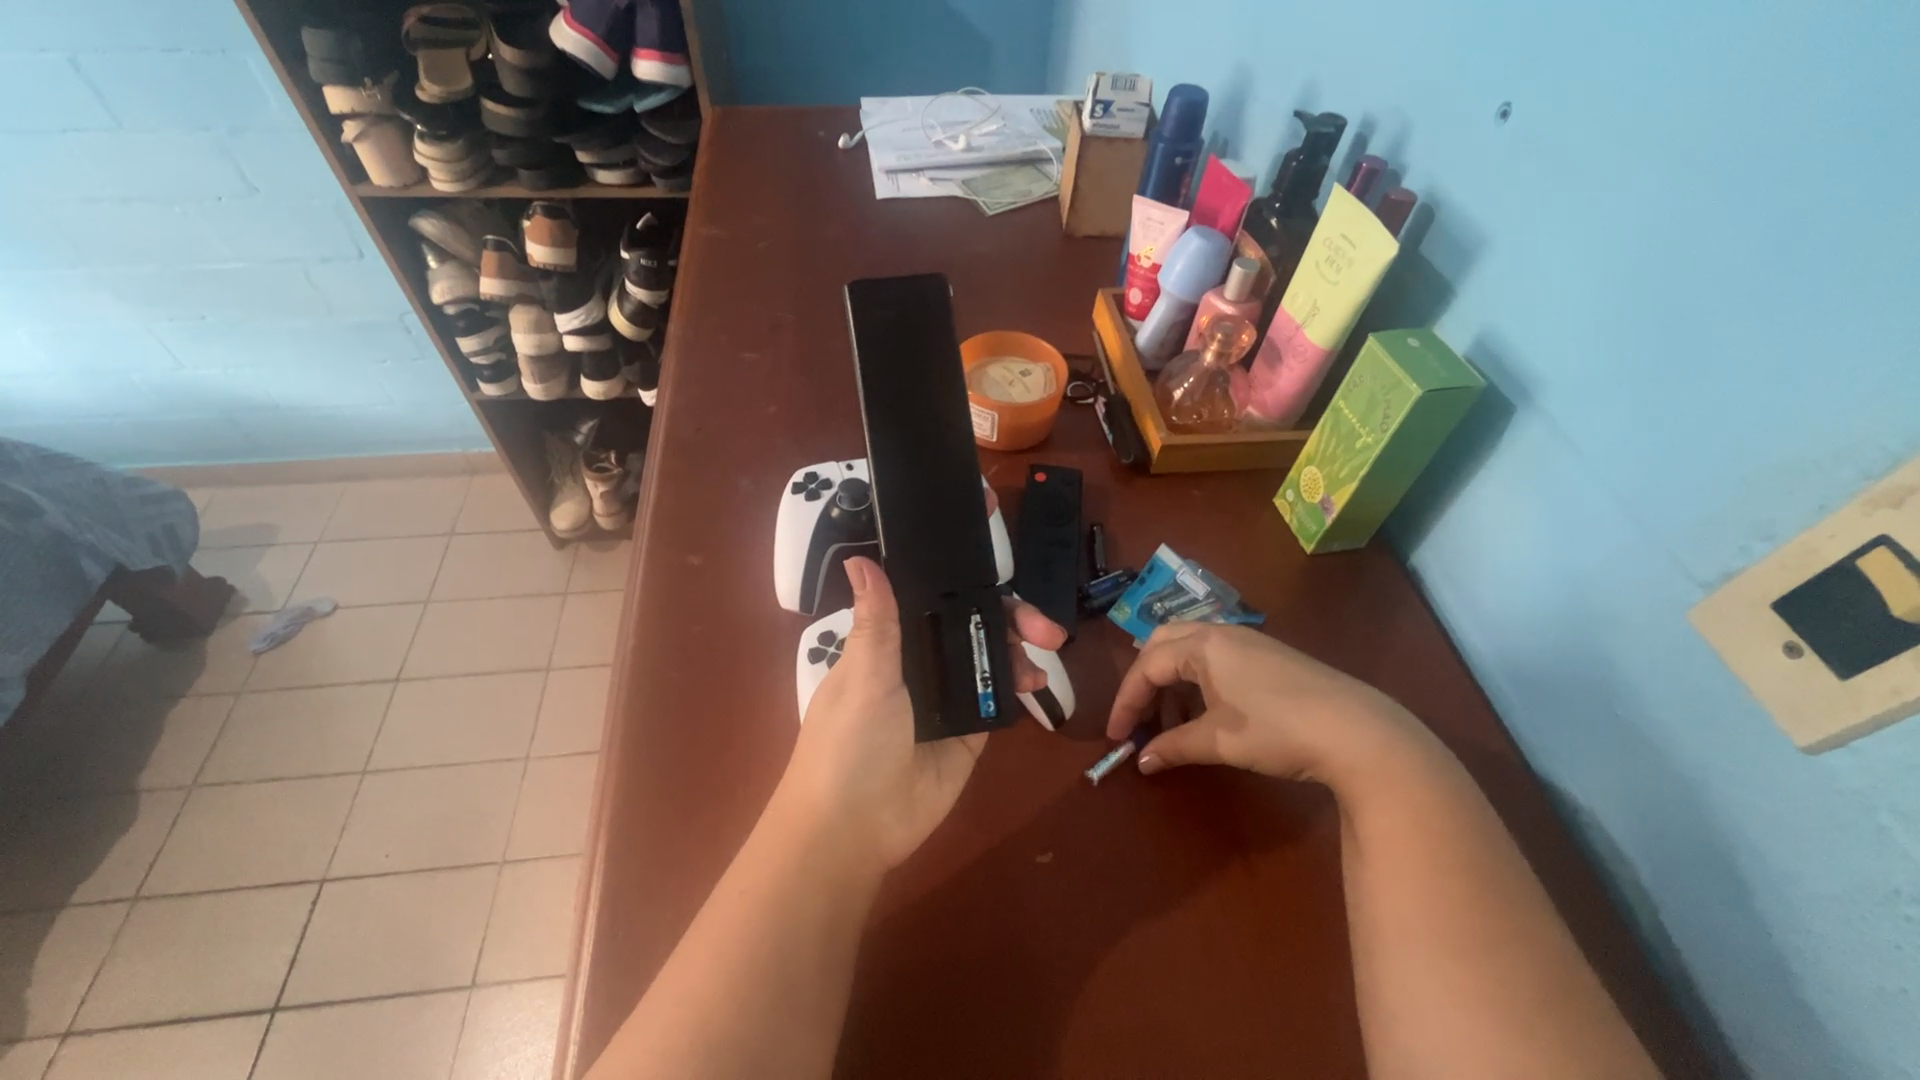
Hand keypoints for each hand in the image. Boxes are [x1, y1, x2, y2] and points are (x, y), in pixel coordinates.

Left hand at [783, 557, 1063, 869]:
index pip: (930, 598)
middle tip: (1042, 626)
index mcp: (886, 644)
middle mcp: (918, 665)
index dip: (962, 579)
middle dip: (1009, 616)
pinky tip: (1035, 681)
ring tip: (1044, 647)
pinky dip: (1020, 684)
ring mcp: (947, 698)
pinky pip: (999, 698)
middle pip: (970, 625)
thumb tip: (859, 559)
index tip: (999, 565)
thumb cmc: (850, 743)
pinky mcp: (970, 731)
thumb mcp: (863, 676)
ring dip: (1019, 647)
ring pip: (989, 657)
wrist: (856, 827)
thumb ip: (876, 621)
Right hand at [1107, 622, 1426, 784]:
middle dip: (1145, 681)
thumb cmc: (1277, 730)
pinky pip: (1216, 661)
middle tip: (1138, 718)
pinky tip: (1207, 717)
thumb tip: (1143, 760)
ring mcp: (1249, 643)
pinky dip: (1198, 685)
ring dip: (1172, 685)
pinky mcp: (1270, 658)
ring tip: (1172, 726)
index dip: (1126, 702)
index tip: (1116, 737)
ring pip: (1191, 653)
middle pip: (1163, 645)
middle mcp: (1222, 634)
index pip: (1147, 666)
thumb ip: (1174, 746)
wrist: (1358, 731)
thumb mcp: (1219, 742)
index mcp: (1202, 645)